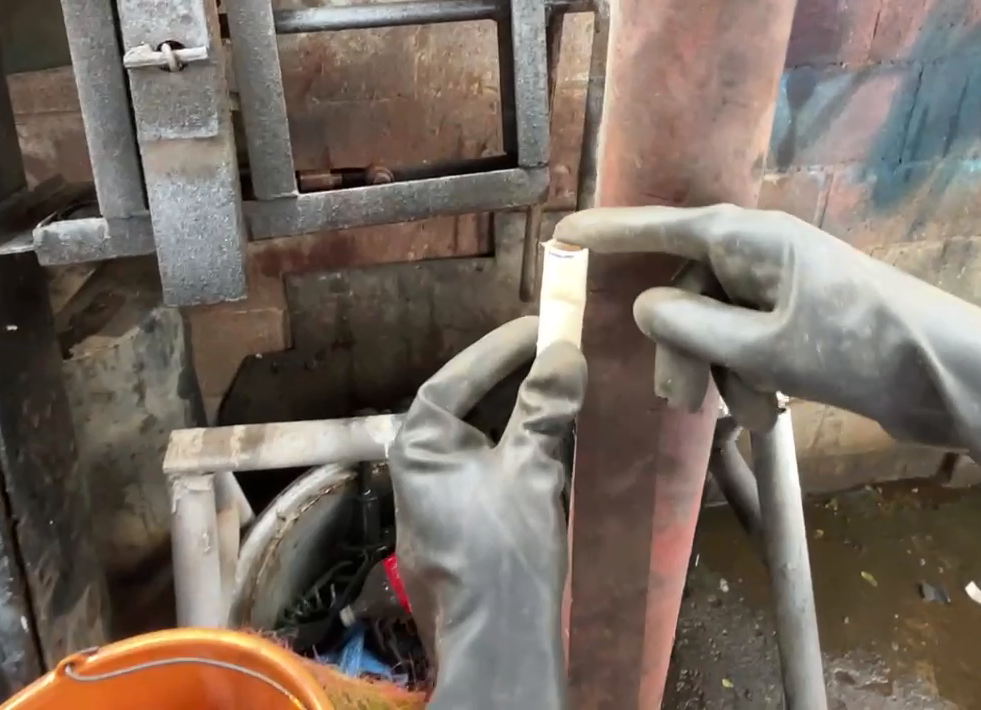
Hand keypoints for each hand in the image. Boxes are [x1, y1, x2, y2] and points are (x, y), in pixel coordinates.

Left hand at [391, 317, 584, 709]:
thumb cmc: (506, 551)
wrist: (496, 650)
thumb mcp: (532, 469)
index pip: (459, 375)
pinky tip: (544, 440)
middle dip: (509, 379)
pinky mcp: (449, 522)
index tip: (541, 329)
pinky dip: (511, 447)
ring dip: (514, 414)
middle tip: (553, 354)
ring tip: (555, 388)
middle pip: (464, 403)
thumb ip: (544, 408)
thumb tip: (566, 354)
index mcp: (419, 441)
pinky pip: (480, 466)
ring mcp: (429, 496)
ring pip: (475, 436)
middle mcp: (414, 463)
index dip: (502, 347)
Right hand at [555, 204, 980, 616]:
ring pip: (707, 327)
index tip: (562, 234)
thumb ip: (694, 329)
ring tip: (748, 412)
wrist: (957, 382)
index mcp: (750, 239)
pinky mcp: (788, 320)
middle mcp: (755, 254)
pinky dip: (742, 378)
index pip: (662, 227)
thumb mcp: (768, 347)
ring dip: (715, 373)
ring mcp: (772, 287)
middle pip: (681, 294)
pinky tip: (768, 408)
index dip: (609, 233)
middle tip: (684, 400)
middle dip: (681, 350)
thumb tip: (642, 308)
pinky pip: (737, 343)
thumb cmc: (865, 348)